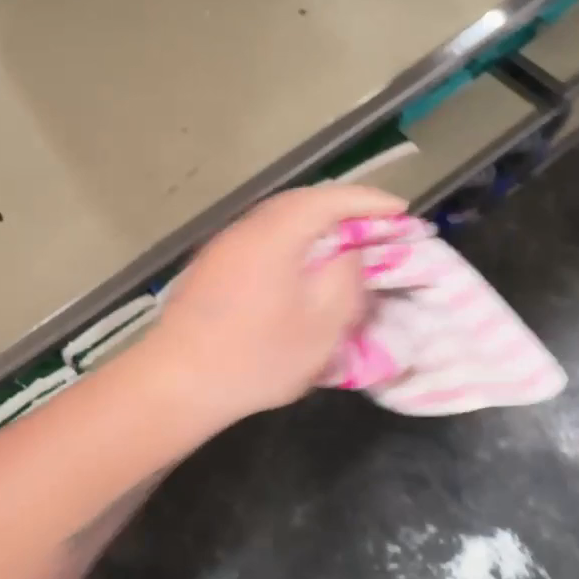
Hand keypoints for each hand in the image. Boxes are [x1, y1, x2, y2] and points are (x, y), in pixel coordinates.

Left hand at [128, 184, 405, 423]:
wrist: (177, 378)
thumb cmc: (255, 357)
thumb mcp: (321, 326)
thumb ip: (344, 279)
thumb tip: (350, 251)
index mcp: (275, 235)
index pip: (328, 199)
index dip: (368, 201)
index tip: (401, 212)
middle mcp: (245, 228)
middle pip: (299, 201)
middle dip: (342, 207)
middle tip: (377, 224)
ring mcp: (222, 245)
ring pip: (276, 218)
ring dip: (313, 223)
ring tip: (346, 242)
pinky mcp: (210, 265)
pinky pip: (260, 236)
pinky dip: (290, 239)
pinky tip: (301, 264)